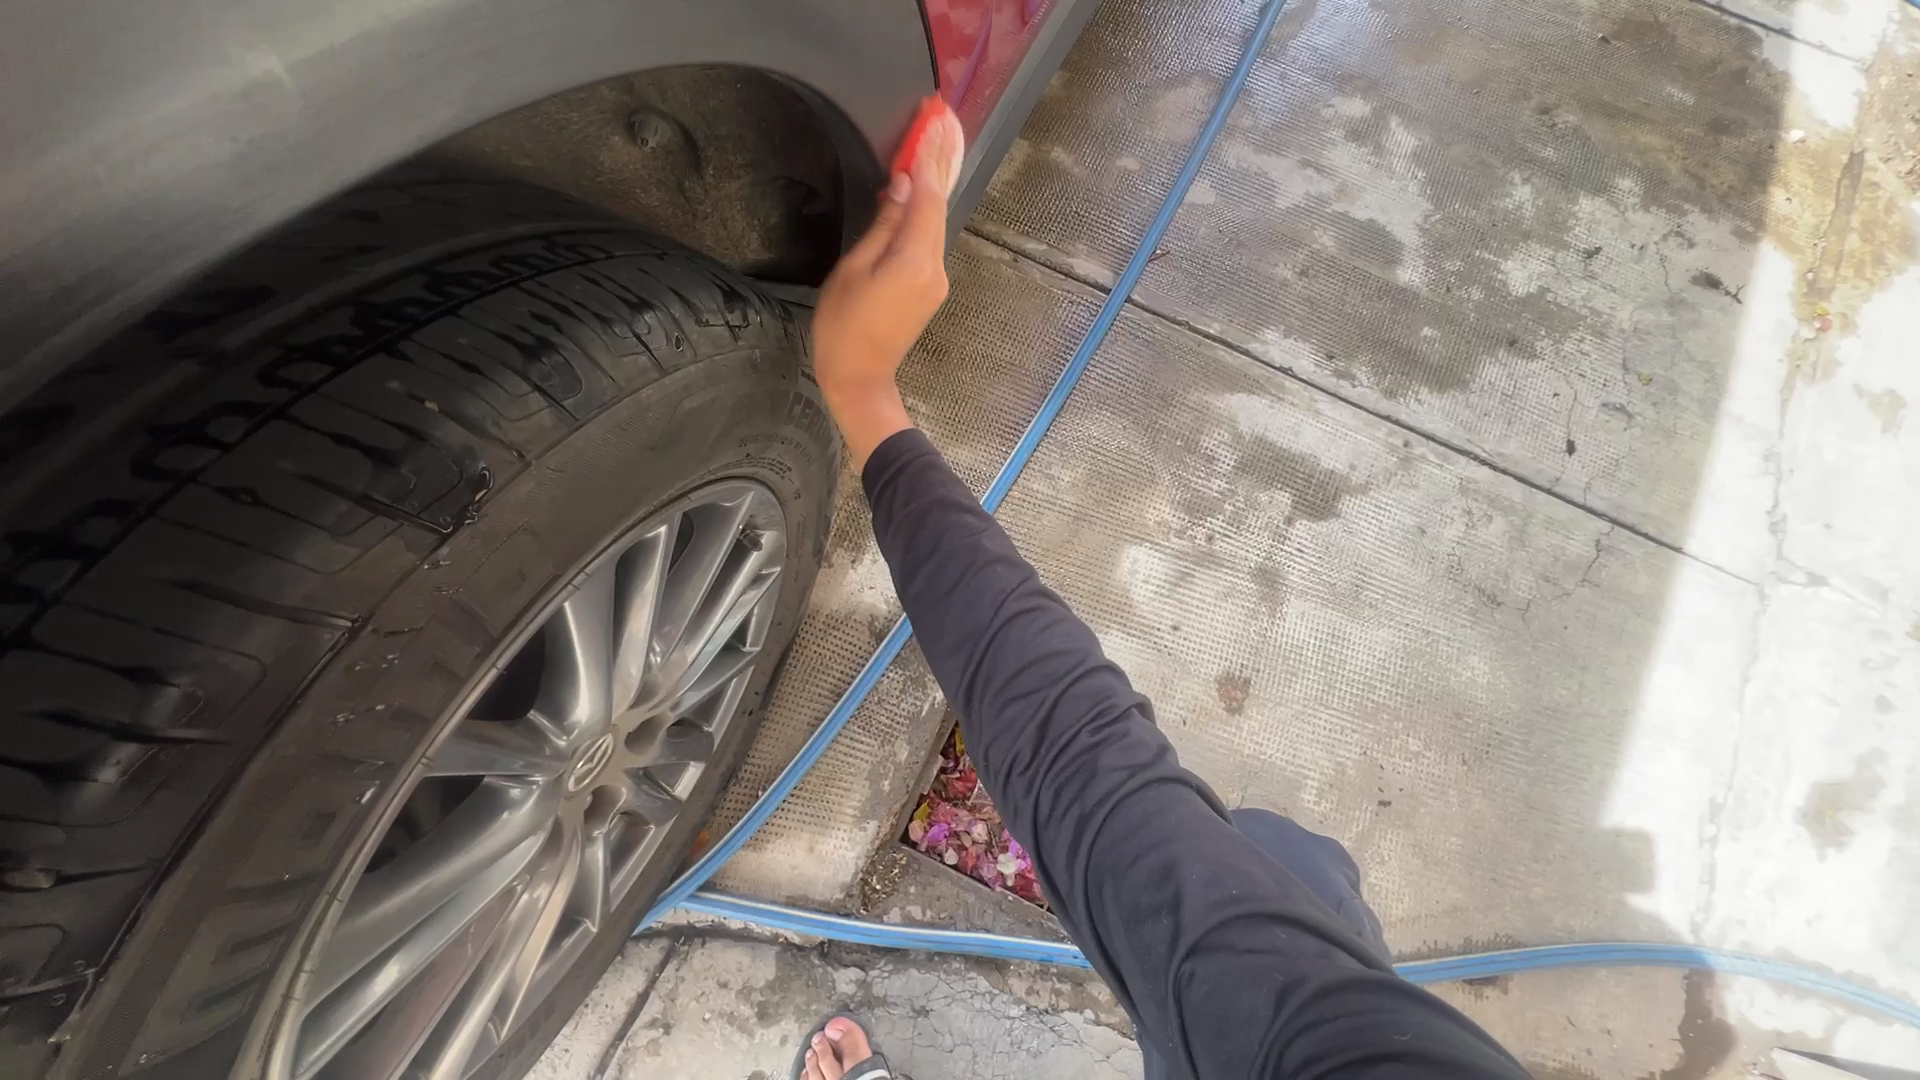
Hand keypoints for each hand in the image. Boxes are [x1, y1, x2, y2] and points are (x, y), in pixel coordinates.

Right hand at [812, 104, 963, 470]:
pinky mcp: (929, 292)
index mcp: (915, 261)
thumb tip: (902, 189)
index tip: (931, 123)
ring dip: (931, 189)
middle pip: (938, 208)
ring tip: (930, 146)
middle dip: (938, 166)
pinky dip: (923, 217)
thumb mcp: (853, 270)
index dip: (928, 160)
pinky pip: (927, 244)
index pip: (928, 198)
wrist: (860, 379)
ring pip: (934, 226)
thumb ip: (882, 227)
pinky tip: (915, 196)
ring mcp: (936, 282)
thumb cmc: (844, 328)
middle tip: (940, 123)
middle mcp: (935, 268)